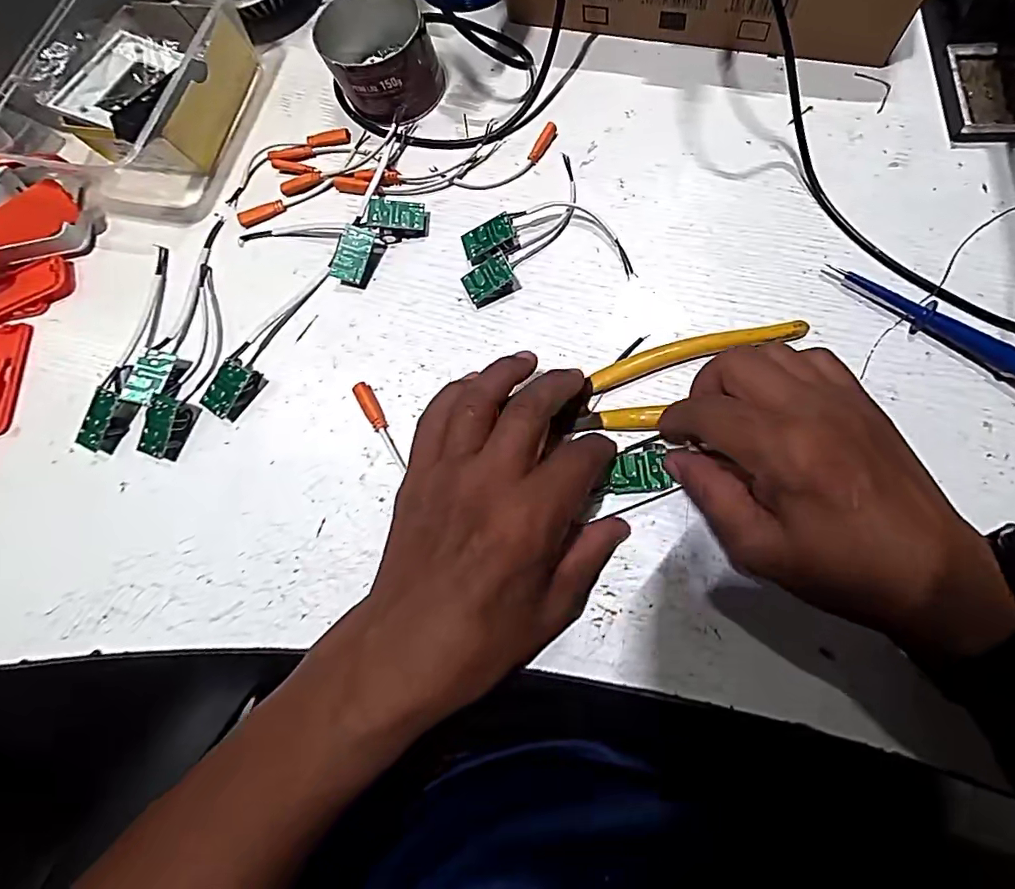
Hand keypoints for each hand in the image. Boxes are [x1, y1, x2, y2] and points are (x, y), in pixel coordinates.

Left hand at [335, 353, 627, 726]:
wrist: (400, 652)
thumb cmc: (477, 641)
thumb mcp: (551, 610)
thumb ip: (587, 558)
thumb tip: (614, 525)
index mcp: (529, 518)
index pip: (577, 456)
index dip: (598, 446)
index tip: (603, 449)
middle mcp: (489, 483)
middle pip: (530, 409)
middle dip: (561, 387)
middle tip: (577, 383)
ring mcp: (448, 473)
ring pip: (478, 399)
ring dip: (506, 372)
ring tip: (528, 362)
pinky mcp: (418, 476)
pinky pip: (434, 418)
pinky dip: (455, 392)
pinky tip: (473, 385)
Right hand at [659, 343, 1014, 661]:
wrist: (927, 568)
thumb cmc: (846, 568)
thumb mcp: (761, 550)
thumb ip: (712, 496)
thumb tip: (681, 460)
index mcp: (780, 449)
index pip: (706, 409)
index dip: (676, 420)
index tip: (671, 436)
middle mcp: (807, 410)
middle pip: (732, 363)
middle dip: (703, 389)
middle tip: (702, 426)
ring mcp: (837, 398)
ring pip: (769, 353)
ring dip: (740, 376)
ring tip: (738, 413)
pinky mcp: (859, 399)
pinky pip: (810, 358)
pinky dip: (783, 370)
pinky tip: (781, 403)